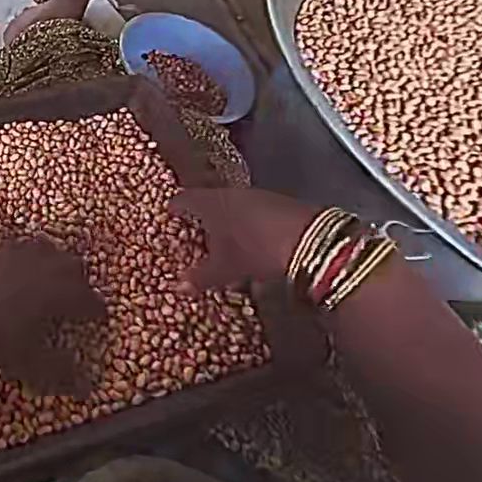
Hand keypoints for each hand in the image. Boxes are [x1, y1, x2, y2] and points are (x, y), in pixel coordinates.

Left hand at [0, 238, 105, 395]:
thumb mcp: (31, 362)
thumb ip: (60, 371)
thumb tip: (85, 386)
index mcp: (57, 293)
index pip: (87, 297)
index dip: (96, 308)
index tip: (101, 316)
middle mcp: (43, 269)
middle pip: (72, 266)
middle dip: (80, 280)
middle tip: (80, 296)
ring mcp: (19, 257)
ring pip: (49, 249)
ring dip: (57, 260)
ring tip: (57, 273)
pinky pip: (22, 245)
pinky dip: (29, 251)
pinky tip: (25, 261)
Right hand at [173, 188, 336, 375]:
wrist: (311, 240)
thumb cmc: (254, 249)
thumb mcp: (226, 268)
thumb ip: (201, 276)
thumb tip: (177, 286)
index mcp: (211, 203)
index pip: (186, 199)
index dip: (177, 207)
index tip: (170, 212)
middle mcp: (232, 194)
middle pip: (212, 203)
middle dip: (206, 219)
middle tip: (198, 234)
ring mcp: (260, 198)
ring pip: (237, 210)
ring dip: (231, 226)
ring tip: (228, 248)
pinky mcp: (282, 207)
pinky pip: (257, 217)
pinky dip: (252, 231)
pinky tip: (257, 251)